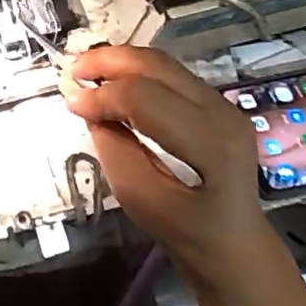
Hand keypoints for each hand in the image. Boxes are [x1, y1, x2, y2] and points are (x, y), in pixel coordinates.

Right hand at [64, 46, 276, 283]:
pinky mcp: (217, 102)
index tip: (70, 102)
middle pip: (157, 67)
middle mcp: (222, 112)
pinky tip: (113, 80)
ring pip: (163, 64)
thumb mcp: (140, 201)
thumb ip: (113, 151)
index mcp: (210, 144)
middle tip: (71, 69)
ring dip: (121, 61)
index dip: (103, 95)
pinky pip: (170, 75)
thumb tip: (89, 108)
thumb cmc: (187, 233)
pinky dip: (136, 71)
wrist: (235, 244)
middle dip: (108, 61)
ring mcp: (223, 103)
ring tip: (86, 70)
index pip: (146, 99)